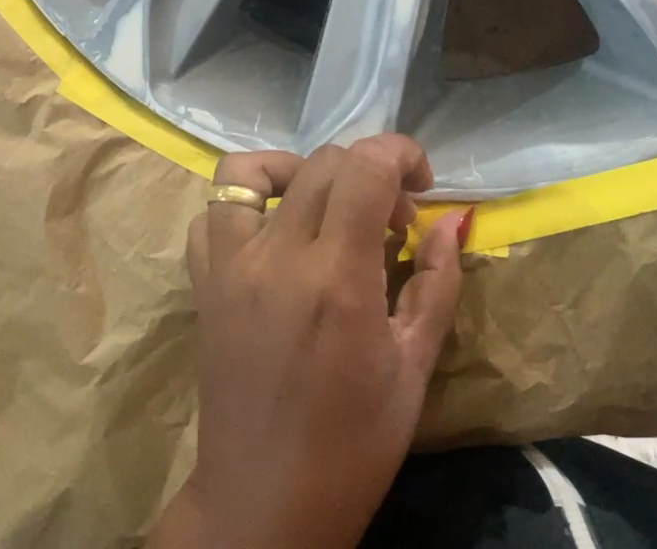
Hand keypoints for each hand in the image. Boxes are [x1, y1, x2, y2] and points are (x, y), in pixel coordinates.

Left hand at [149, 136, 469, 548]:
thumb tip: (453, 220)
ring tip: (327, 206)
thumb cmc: (354, 444)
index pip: (364, 167)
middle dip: (369, 171)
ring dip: (300, 171)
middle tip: (390, 221)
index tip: (421, 186)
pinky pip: (213, 215)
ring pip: (252, 170)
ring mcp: (229, 269)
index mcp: (337, 280)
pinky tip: (277, 235)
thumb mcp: (415, 366)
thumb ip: (437, 283)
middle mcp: (277, 259)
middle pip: (323, 162)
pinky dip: (247, 204)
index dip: (401, 154)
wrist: (264, 503)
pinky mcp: (203, 286)